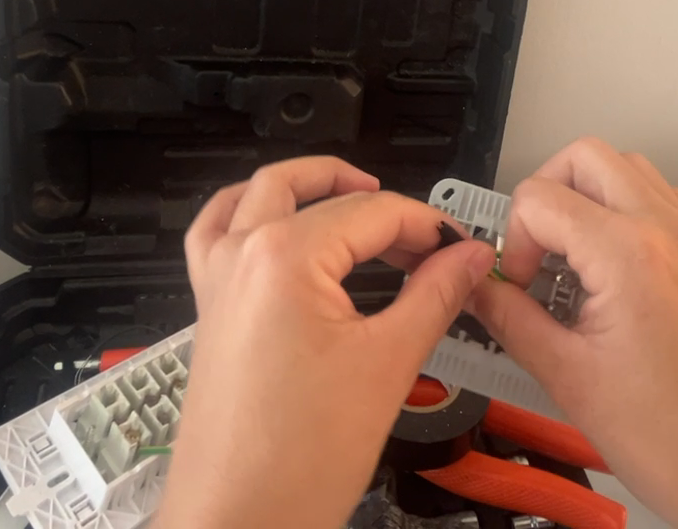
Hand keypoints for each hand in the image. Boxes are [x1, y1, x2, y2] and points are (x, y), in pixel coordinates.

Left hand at [153, 157, 497, 528]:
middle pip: (321, 192)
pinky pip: (216, 229)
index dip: (426, 226)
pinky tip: (273, 219)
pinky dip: (248, 209)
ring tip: (355, 194)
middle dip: (378, 202)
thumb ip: (435, 295)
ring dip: (309, 183)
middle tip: (422, 236)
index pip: (374, 212)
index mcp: (286, 257)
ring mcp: (218, 277)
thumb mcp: (388, 365)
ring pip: (261, 193)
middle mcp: (243, 253)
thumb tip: (469, 256)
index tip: (458, 248)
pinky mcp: (209, 304)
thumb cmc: (299, 460)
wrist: (235, 528)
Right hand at [469, 138, 677, 528]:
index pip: (539, 198)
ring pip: (627, 166)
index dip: (515, 239)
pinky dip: (626, 205)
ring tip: (572, 251)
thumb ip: (509, 317)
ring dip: (587, 191)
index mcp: (625, 252)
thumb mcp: (565, 376)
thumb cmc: (659, 433)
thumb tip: (473, 285)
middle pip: (585, 155)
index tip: (522, 288)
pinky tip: (614, 258)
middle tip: (537, 249)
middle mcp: (662, 225)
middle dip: (545, 191)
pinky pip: (660, 194)